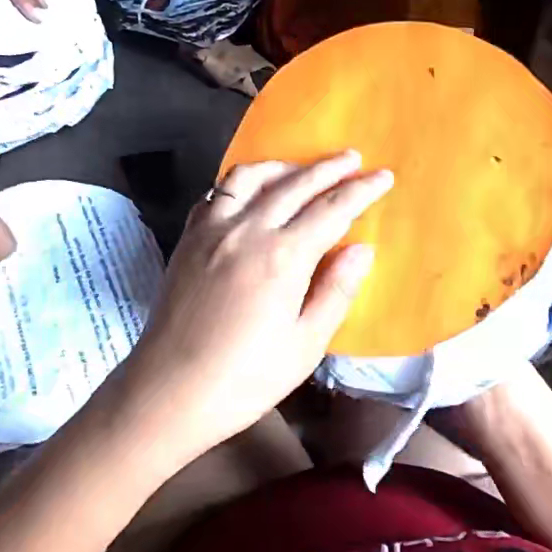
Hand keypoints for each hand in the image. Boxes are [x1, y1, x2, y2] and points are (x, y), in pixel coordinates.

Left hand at [117, 152, 392, 457]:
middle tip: (353, 158)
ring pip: (250, 177)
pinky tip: (249, 194)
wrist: (167, 394)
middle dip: (329, 168)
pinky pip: (216, 194)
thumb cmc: (245, 379)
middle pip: (295, 184)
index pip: (332, 209)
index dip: (362, 190)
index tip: (384, 176)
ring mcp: (212, 231)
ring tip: (301, 168)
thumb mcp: (305, 345)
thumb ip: (336, 291)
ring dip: (282, 167)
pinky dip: (240, 184)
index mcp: (283, 257)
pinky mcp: (188, 240)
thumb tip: (362, 249)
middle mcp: (247, 230)